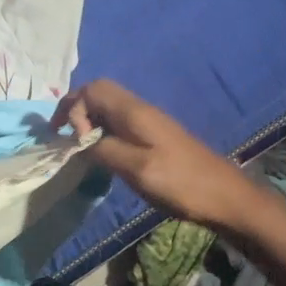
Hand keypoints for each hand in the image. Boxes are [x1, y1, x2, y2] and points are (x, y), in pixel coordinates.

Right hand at [52, 79, 254, 227]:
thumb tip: (79, 141)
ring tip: (76, 147)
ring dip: (87, 122)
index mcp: (135, 112)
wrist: (223, 196)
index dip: (73, 108)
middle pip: (98, 94)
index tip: (73, 140)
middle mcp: (139, 110)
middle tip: (62, 137)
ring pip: (107, 109)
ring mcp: (147, 123)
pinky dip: (101, 133)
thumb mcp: (137, 168)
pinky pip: (117, 125)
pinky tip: (100, 155)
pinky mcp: (152, 138)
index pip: (92, 89)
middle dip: (75, 110)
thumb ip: (104, 150)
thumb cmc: (181, 182)